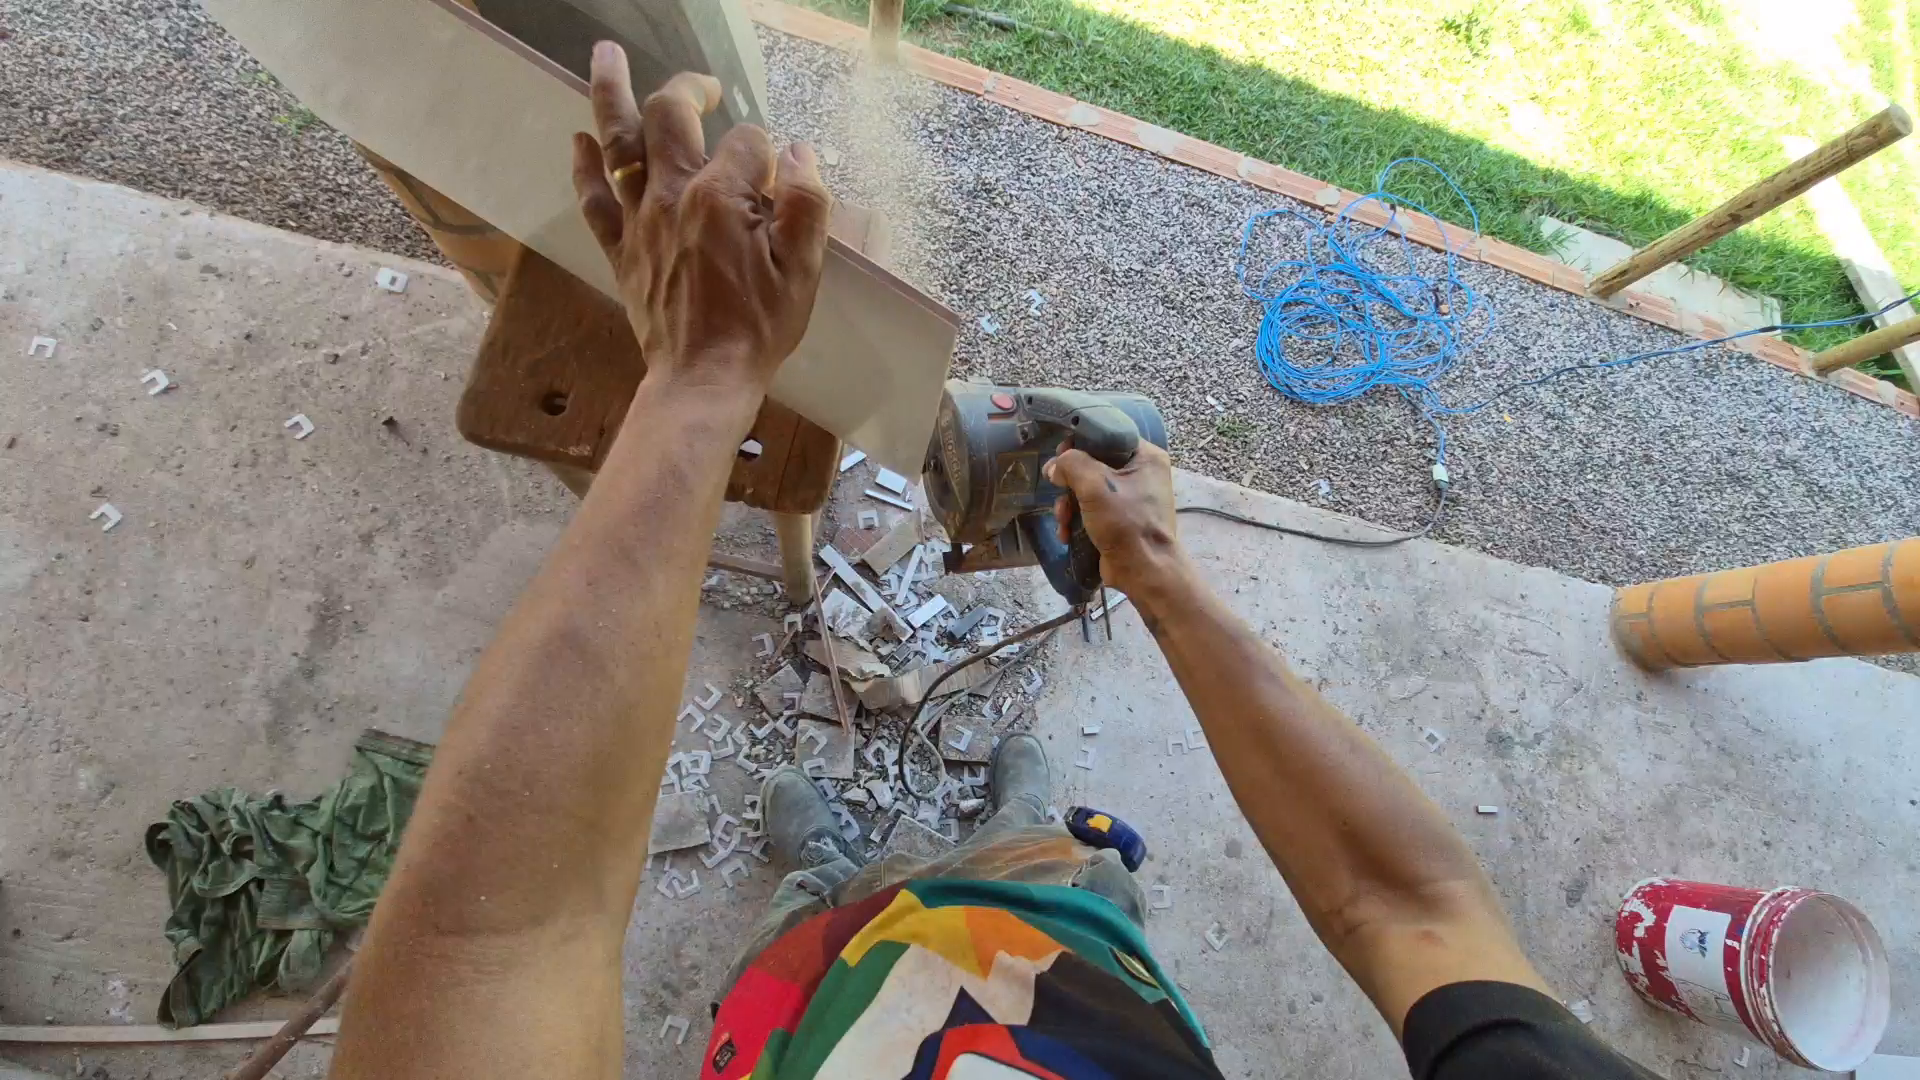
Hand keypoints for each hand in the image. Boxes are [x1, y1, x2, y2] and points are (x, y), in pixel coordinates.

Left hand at [570, 43, 830, 393]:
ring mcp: (640, 221)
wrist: (704, 377)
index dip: (769, 153)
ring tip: (606, 55)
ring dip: (611, 92)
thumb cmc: (759, 328)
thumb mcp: (803, 270)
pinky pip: (594, 199)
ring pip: (617, 141)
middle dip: (689, 89)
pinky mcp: (622, 250)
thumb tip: (797, 153)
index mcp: (722, 197)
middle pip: (669, 115)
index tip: (781, 179)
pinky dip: (585, 166)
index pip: (748, 144)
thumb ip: (805, 204)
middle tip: (707, 87)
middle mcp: (673, 195)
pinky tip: (581, 140)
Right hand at [1043, 440, 1186, 598]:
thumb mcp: (1096, 486)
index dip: (1080, 443)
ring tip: (1063, 520)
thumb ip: (1071, 465)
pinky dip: (1075, 520)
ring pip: (1087, 489)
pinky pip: (1090, 509)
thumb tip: (1055, 467)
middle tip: (1057, 489)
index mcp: (1145, 457)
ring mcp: (1130, 498)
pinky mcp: (1119, 519)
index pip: (1107, 435)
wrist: (1144, 571)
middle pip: (1093, 464)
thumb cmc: (1126, 524)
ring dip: (1068, 505)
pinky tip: (1066, 533)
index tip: (1061, 455)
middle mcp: (1140, 473)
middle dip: (1070, 482)